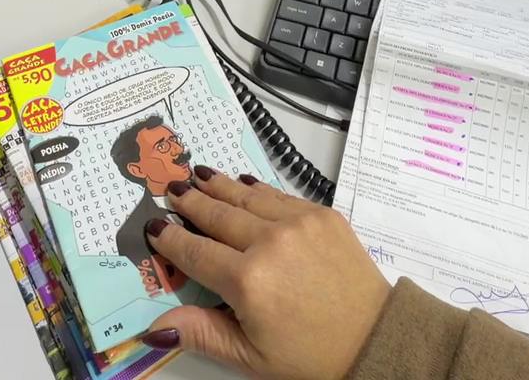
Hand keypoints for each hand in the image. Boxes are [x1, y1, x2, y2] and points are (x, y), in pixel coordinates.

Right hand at [143, 167, 390, 379]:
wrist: (375, 339)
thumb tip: (154, 327)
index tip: (153, 225)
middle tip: (171, 188)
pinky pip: (278, 194)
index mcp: (248, 282)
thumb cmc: (311, 356)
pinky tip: (242, 183)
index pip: (196, 252)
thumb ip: (202, 333)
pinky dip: (256, 189)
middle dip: (190, 201)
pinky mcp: (320, 212)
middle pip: (217, 215)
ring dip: (219, 185)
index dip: (171, 239)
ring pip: (245, 197)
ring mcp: (296, 222)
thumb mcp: (251, 356)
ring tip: (198, 173)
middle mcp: (269, 243)